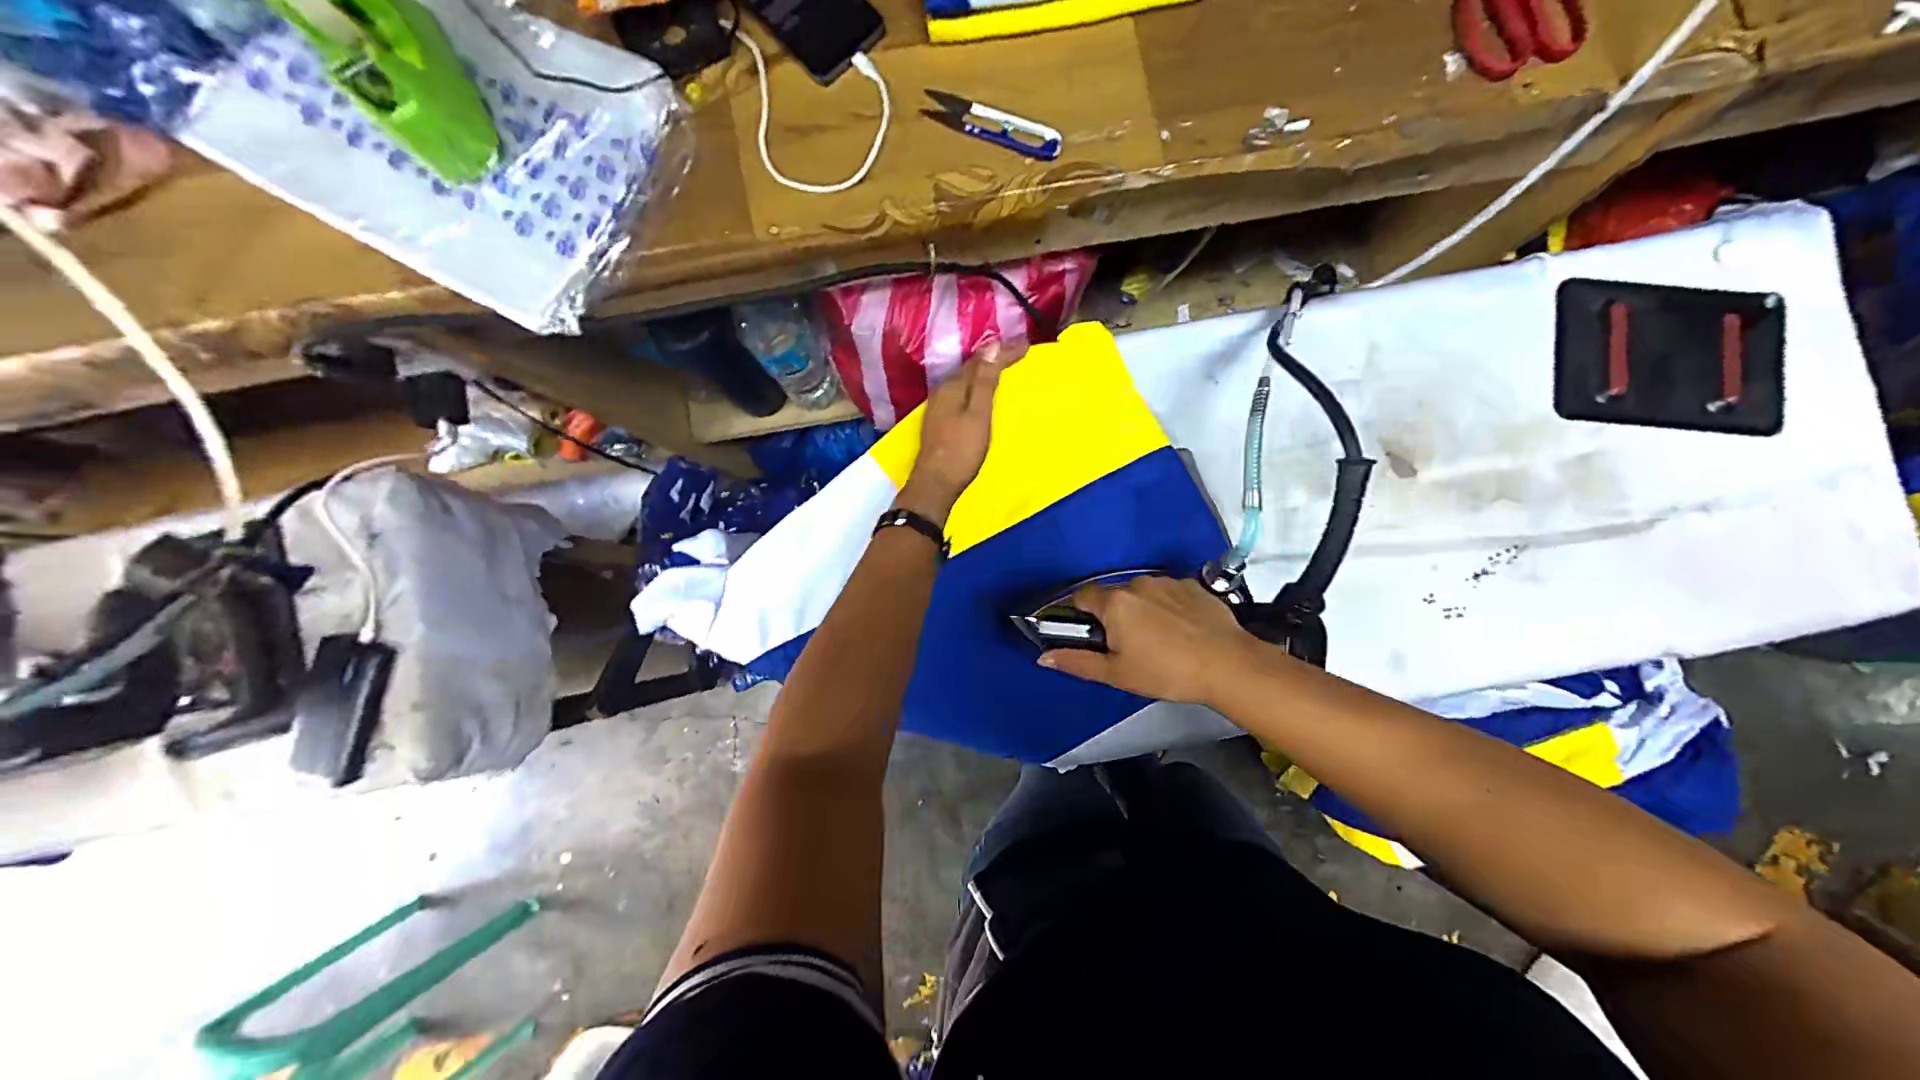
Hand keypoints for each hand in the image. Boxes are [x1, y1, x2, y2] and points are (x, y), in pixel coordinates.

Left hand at [896, 342, 1009, 523]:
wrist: (934, 484)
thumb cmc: (961, 451)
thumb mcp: (978, 414)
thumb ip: (984, 382)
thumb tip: (992, 345)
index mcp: (953, 386)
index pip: (981, 359)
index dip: (1003, 351)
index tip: (1026, 345)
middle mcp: (943, 391)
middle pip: (971, 367)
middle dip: (994, 358)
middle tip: (1017, 352)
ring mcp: (938, 406)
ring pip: (964, 380)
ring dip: (983, 372)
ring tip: (1002, 367)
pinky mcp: (938, 420)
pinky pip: (960, 393)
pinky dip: (975, 387)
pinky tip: (980, 393)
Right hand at [1038, 575, 1267, 705]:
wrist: (1228, 665)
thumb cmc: (1167, 672)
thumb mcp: (1118, 674)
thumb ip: (1078, 662)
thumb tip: (1044, 657)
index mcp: (1114, 603)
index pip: (1081, 597)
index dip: (1077, 613)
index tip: (1083, 632)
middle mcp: (1138, 584)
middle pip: (1113, 596)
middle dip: (1112, 615)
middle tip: (1124, 645)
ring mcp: (1168, 582)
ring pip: (1142, 594)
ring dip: (1140, 610)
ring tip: (1156, 639)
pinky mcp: (1194, 586)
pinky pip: (1169, 594)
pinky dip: (1167, 608)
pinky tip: (1180, 631)